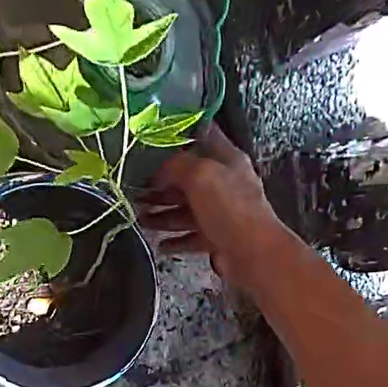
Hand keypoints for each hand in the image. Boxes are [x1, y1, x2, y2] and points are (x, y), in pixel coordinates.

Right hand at [139, 124, 290, 284]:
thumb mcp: (200, 175)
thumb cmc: (229, 207)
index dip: (180, 134)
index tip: (153, 138)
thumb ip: (176, 166)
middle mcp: (224, 184)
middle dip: (161, 184)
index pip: (204, 137)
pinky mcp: (216, 238)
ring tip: (139, 218)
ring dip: (162, 214)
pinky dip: (175, 240)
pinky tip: (159, 244)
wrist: (252, 252)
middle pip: (188, 179)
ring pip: (186, 210)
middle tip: (135, 189)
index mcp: (226, 160)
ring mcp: (220, 213)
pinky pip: (190, 237)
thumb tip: (158, 172)